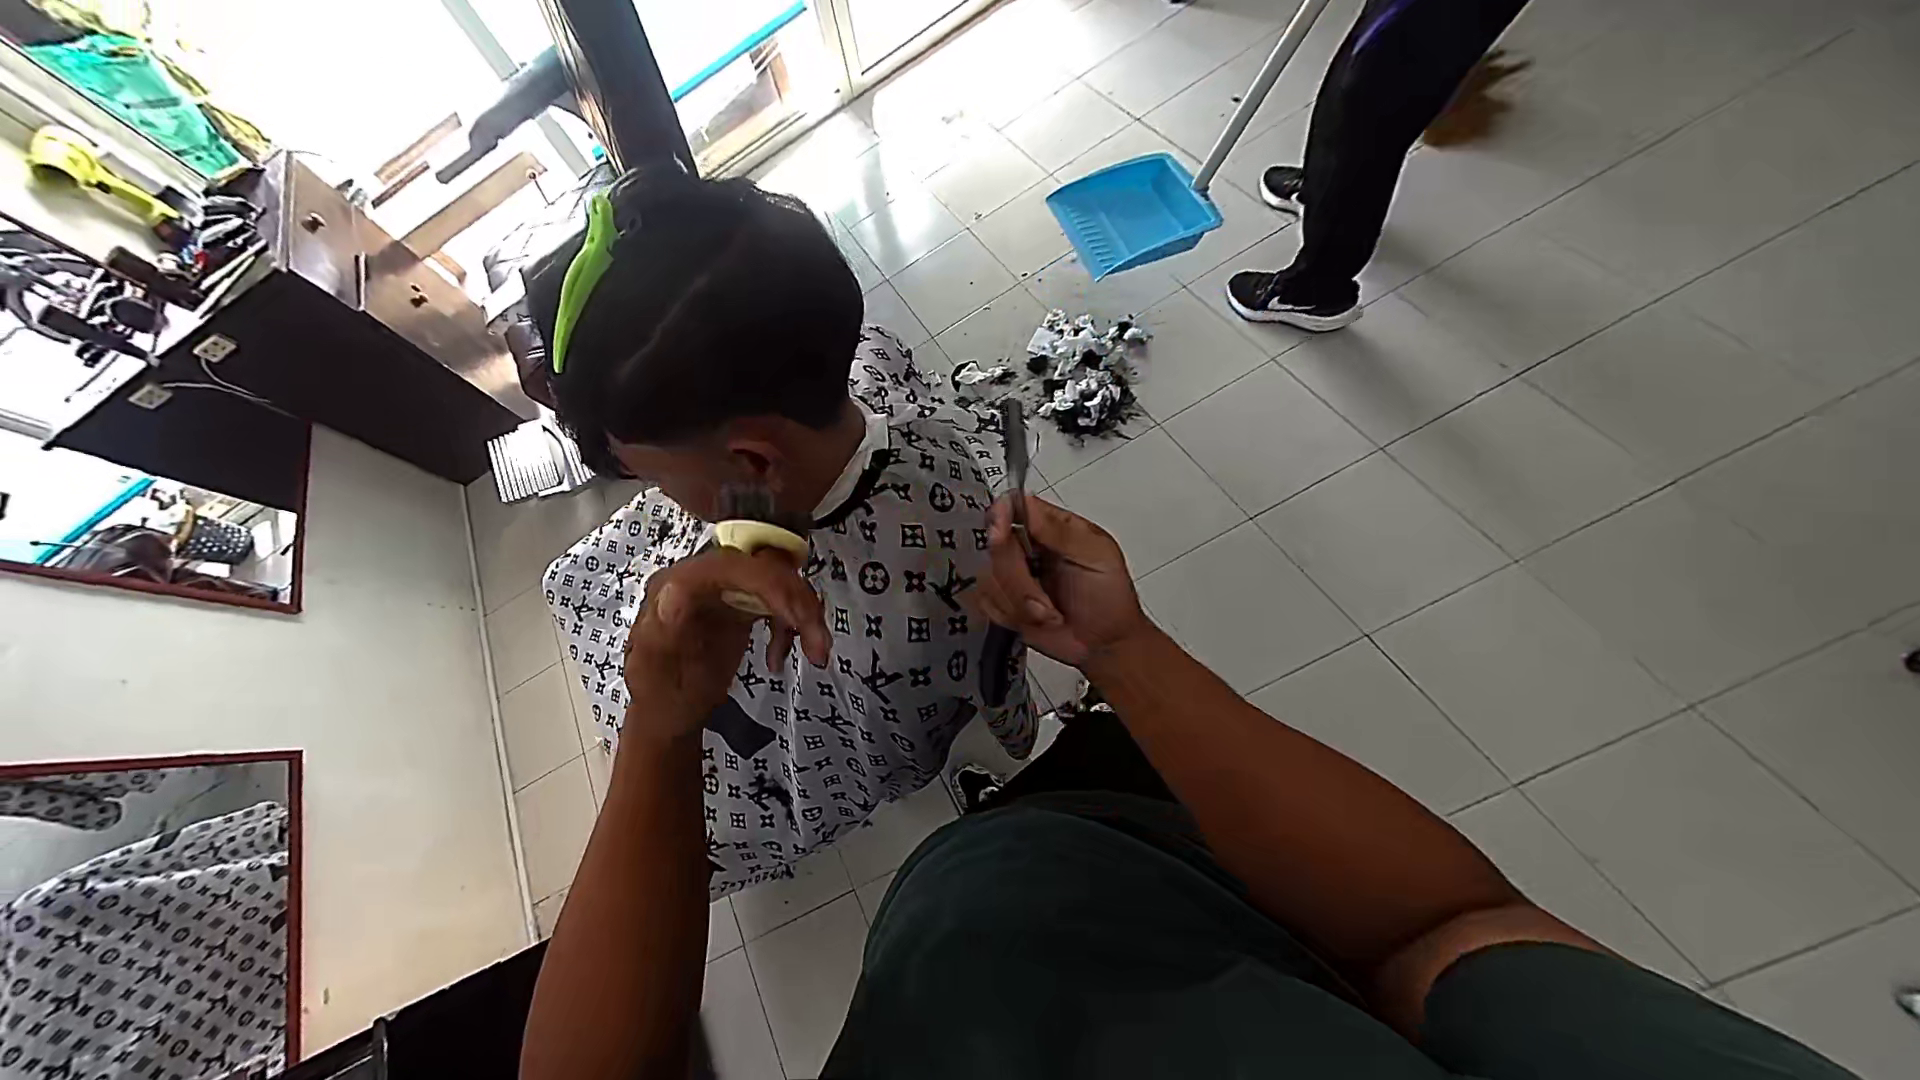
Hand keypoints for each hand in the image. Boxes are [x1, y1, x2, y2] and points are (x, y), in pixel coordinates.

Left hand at [623, 547, 831, 735]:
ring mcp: (725, 590)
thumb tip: (675, 591)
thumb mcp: (655, 670)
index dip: (770, 583)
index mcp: (676, 586)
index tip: (796, 616)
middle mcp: (703, 580)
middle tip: (818, 641)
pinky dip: (794, 628)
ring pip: (781, 584)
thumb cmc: (659, 698)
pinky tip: (780, 658)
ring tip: (817, 651)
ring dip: (806, 616)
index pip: (732, 565)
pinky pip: (780, 602)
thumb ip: (661, 630)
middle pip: (765, 571)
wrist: (669, 716)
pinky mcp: (742, 604)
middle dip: (799, 603)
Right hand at [969, 494, 1153, 666]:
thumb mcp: (1096, 556)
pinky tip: (1038, 620)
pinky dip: (1013, 616)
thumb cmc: (1110, 598)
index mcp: (1051, 526)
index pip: (1013, 506)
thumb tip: (1027, 504)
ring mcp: (1013, 574)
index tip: (1001, 529)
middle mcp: (1027, 547)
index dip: (1001, 516)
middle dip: (1018, 578)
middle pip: (996, 545)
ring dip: (1021, 602)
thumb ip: (1059, 532)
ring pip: (990, 578)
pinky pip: (987, 602)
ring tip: (1050, 613)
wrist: (1105, 644)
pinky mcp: (1003, 600)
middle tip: (1041, 598)